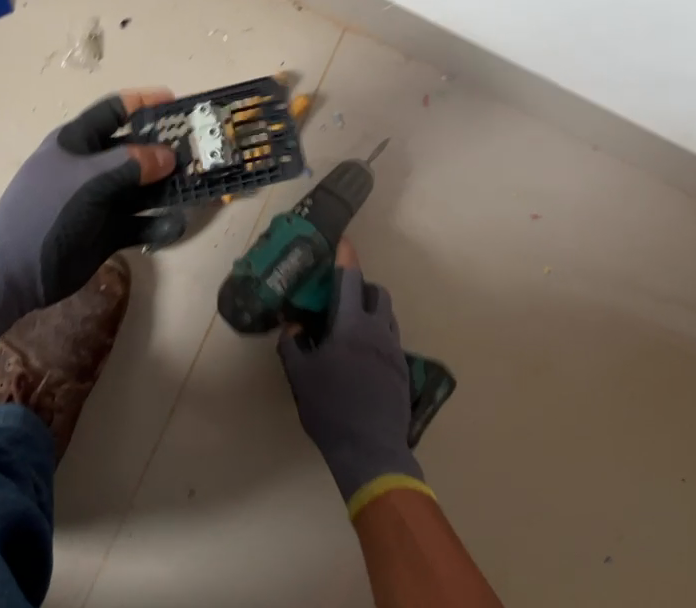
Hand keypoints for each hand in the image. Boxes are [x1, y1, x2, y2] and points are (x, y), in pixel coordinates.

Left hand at [0, 88, 179, 348]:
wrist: (14, 268)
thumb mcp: (88, 178)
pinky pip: (140, 223)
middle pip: (134, 150)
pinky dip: (159, 224)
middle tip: (200, 150)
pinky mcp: (106, 232)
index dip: (144, 102)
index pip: (114, 111)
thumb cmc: (46, 209)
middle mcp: (90, 167)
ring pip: (142, 188)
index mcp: (77, 141)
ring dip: (168, 187)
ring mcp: (99, 200)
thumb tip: (168, 155)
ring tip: (199, 185)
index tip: (177, 100)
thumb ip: (130, 163)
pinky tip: (179, 223)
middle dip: (165, 149)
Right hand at [278, 239, 425, 513]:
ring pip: (388, 317)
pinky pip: (391, 341)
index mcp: (351, 326)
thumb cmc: (330, 409)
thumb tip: (292, 326)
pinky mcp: (403, 373)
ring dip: (372, 311)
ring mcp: (395, 353)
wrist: (371, 451)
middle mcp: (378, 332)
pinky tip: (361, 356)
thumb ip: (293, 346)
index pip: (350, 281)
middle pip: (378, 294)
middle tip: (341, 294)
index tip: (343, 242)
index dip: (346, 259)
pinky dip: (378, 335)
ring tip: (351, 324)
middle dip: (362, 286)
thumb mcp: (300, 376)